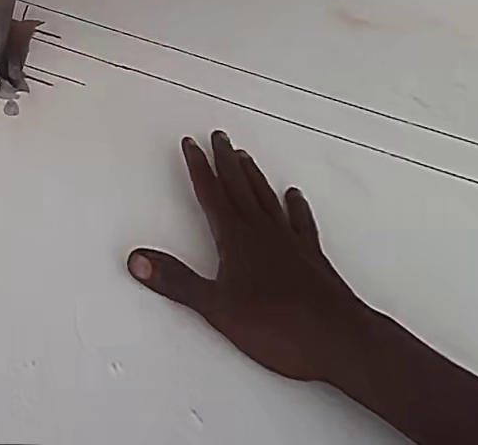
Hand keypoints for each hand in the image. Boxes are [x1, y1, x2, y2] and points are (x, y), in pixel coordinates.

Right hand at [128, 132, 379, 385]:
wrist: (337, 340)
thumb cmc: (280, 325)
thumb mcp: (216, 307)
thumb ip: (177, 281)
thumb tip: (141, 260)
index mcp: (236, 237)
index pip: (211, 192)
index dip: (198, 166)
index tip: (191, 144)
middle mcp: (262, 230)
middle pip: (238, 184)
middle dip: (225, 158)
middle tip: (218, 136)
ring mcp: (289, 239)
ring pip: (265, 196)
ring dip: (252, 173)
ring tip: (245, 155)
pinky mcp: (311, 255)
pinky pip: (300, 220)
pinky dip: (295, 205)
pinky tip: (294, 195)